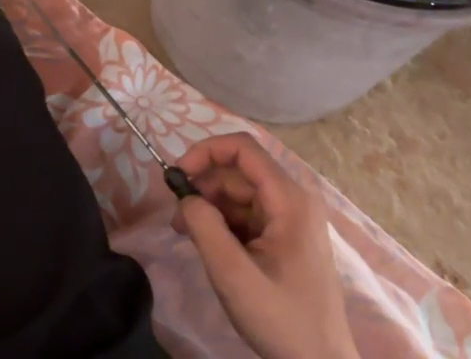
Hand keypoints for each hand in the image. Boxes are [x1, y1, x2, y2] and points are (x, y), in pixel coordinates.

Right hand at [175, 134, 357, 358]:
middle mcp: (294, 202)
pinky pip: (247, 215)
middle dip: (203, 186)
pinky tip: (209, 246)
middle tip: (176, 218)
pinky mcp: (286, 240)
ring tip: (187, 235)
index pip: (243, 148)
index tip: (176, 176)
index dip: (205, 152)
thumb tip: (186, 197)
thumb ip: (204, 226)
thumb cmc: (282, 321)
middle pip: (238, 172)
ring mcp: (292, 221)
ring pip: (240, 193)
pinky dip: (223, 223)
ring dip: (209, 206)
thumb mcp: (234, 275)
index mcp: (290, 201)